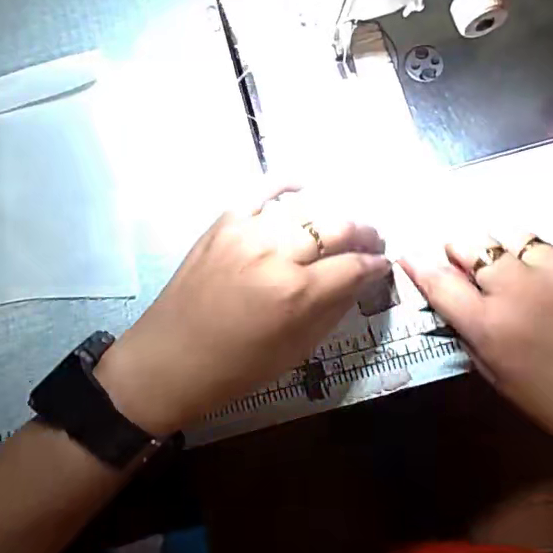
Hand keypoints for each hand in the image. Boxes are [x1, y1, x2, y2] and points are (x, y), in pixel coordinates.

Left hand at [95, 190, 389, 433]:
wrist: (169, 361)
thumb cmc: (238, 367)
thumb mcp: (298, 348)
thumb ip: (334, 307)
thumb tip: (361, 278)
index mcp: (297, 293)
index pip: (355, 266)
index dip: (376, 265)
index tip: (383, 265)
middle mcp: (275, 254)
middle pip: (337, 227)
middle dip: (364, 233)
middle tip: (371, 242)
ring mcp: (246, 233)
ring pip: (306, 208)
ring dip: (332, 215)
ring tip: (341, 226)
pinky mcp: (222, 224)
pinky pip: (260, 190)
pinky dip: (285, 185)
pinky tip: (304, 187)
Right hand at [400, 235, 552, 500]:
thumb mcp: (511, 386)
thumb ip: (480, 340)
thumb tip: (462, 308)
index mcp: (493, 327)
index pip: (439, 280)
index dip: (420, 265)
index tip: (412, 255)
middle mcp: (522, 287)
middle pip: (472, 242)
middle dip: (463, 249)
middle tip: (469, 260)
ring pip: (517, 237)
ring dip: (509, 251)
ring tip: (521, 270)